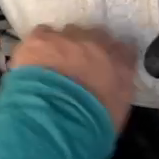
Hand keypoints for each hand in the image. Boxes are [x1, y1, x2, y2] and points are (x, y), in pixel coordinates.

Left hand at [10, 25, 137, 131]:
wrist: (56, 120)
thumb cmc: (91, 125)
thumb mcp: (117, 114)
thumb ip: (118, 93)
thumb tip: (111, 89)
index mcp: (120, 65)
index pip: (124, 51)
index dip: (114, 57)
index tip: (107, 67)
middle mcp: (97, 45)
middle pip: (95, 37)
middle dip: (88, 48)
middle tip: (77, 67)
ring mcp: (68, 38)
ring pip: (68, 33)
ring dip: (63, 45)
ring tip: (53, 65)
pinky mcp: (40, 39)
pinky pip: (42, 35)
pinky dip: (40, 46)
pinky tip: (34, 61)